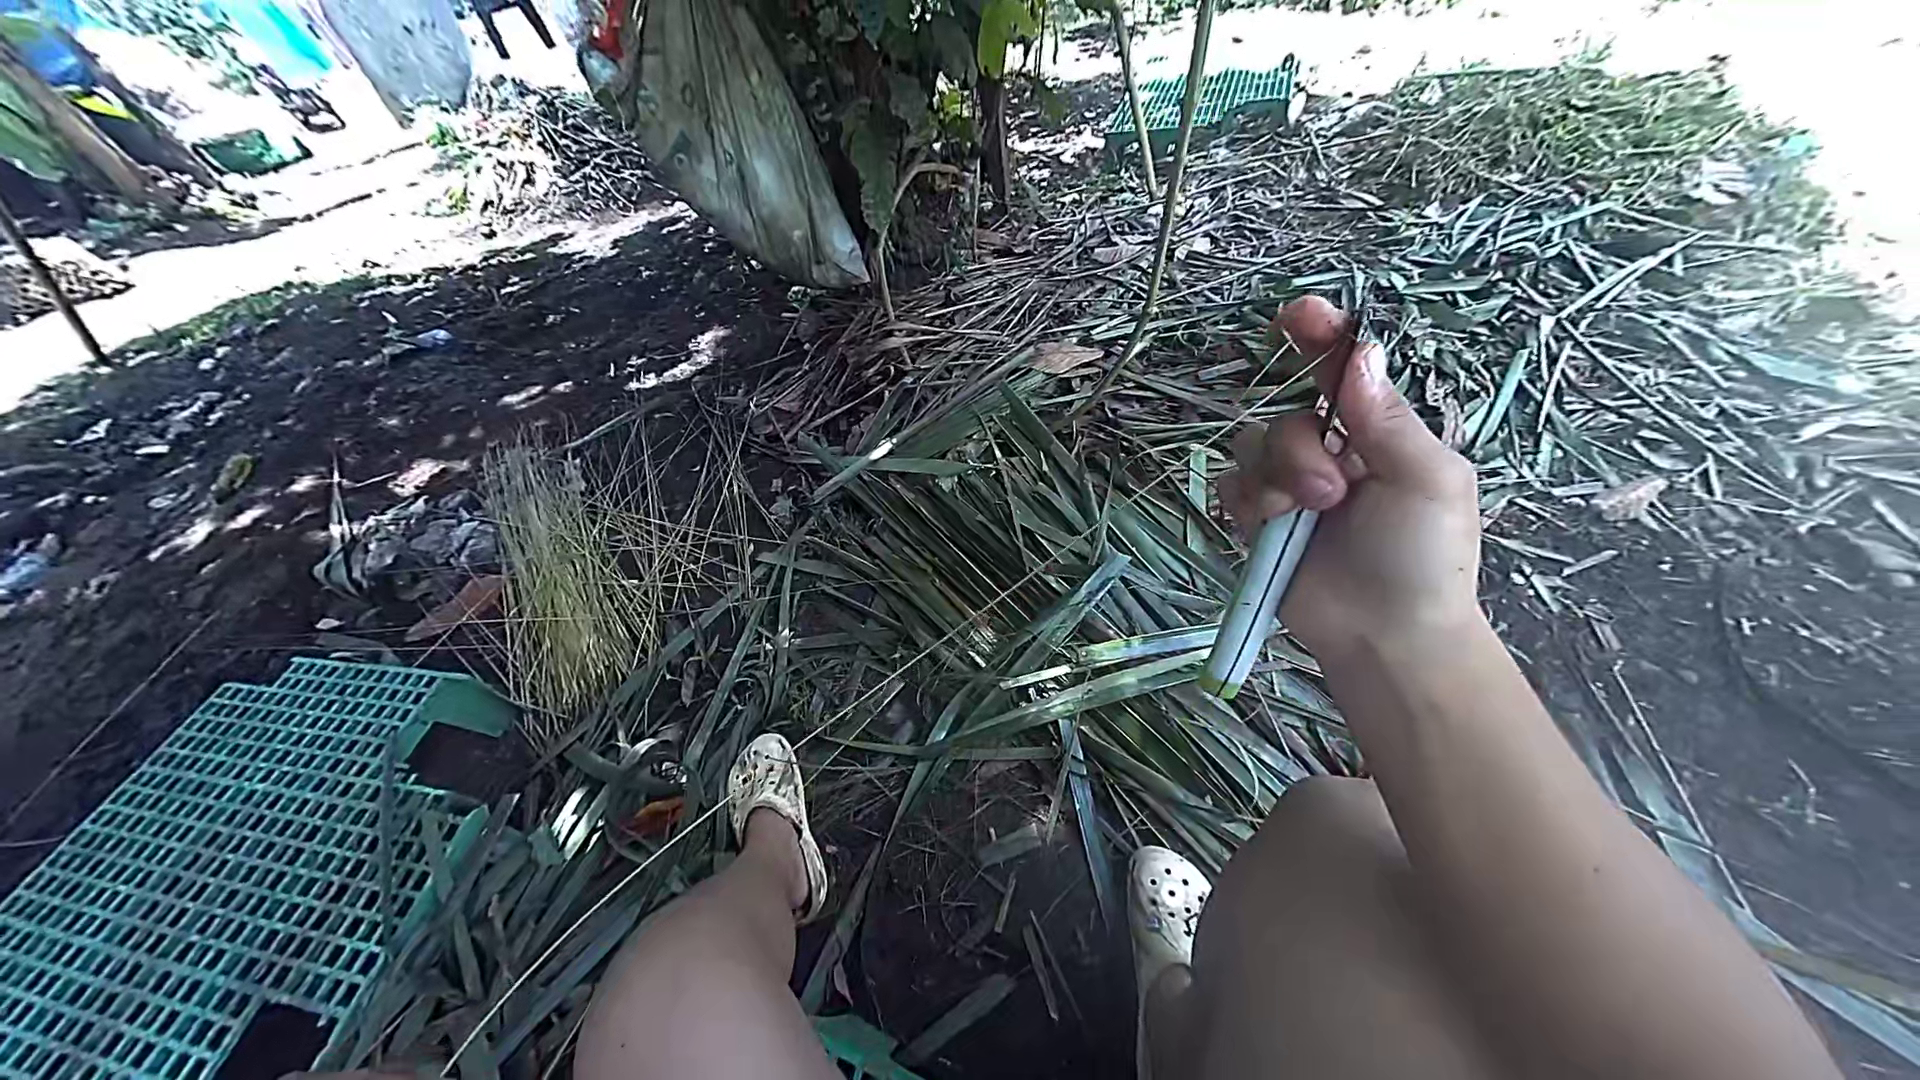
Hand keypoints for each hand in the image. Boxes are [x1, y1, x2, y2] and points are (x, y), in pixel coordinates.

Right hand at [1217, 297, 1482, 662]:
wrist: (1384, 633)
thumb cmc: (1424, 555)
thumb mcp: (1426, 480)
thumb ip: (1387, 419)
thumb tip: (1359, 354)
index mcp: (1374, 434)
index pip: (1340, 373)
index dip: (1318, 339)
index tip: (1297, 312)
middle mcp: (1327, 452)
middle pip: (1285, 415)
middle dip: (1301, 449)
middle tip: (1333, 492)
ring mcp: (1287, 486)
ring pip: (1251, 448)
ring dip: (1278, 478)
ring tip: (1309, 516)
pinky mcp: (1256, 519)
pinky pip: (1230, 485)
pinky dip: (1247, 499)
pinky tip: (1271, 523)